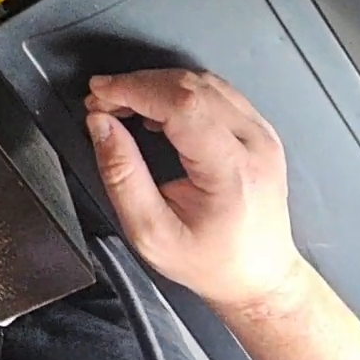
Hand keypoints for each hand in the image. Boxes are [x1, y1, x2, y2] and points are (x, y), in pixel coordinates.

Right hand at [84, 70, 308, 312]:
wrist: (260, 277)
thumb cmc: (208, 262)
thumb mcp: (149, 231)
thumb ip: (120, 174)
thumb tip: (99, 123)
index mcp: (232, 170)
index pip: (182, 104)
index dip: (133, 89)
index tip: (97, 95)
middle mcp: (255, 143)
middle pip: (190, 86)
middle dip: (135, 84)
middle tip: (100, 101)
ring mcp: (262, 133)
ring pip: (201, 82)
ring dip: (153, 84)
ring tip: (120, 103)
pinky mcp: (258, 130)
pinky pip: (213, 91)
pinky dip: (174, 90)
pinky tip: (151, 108)